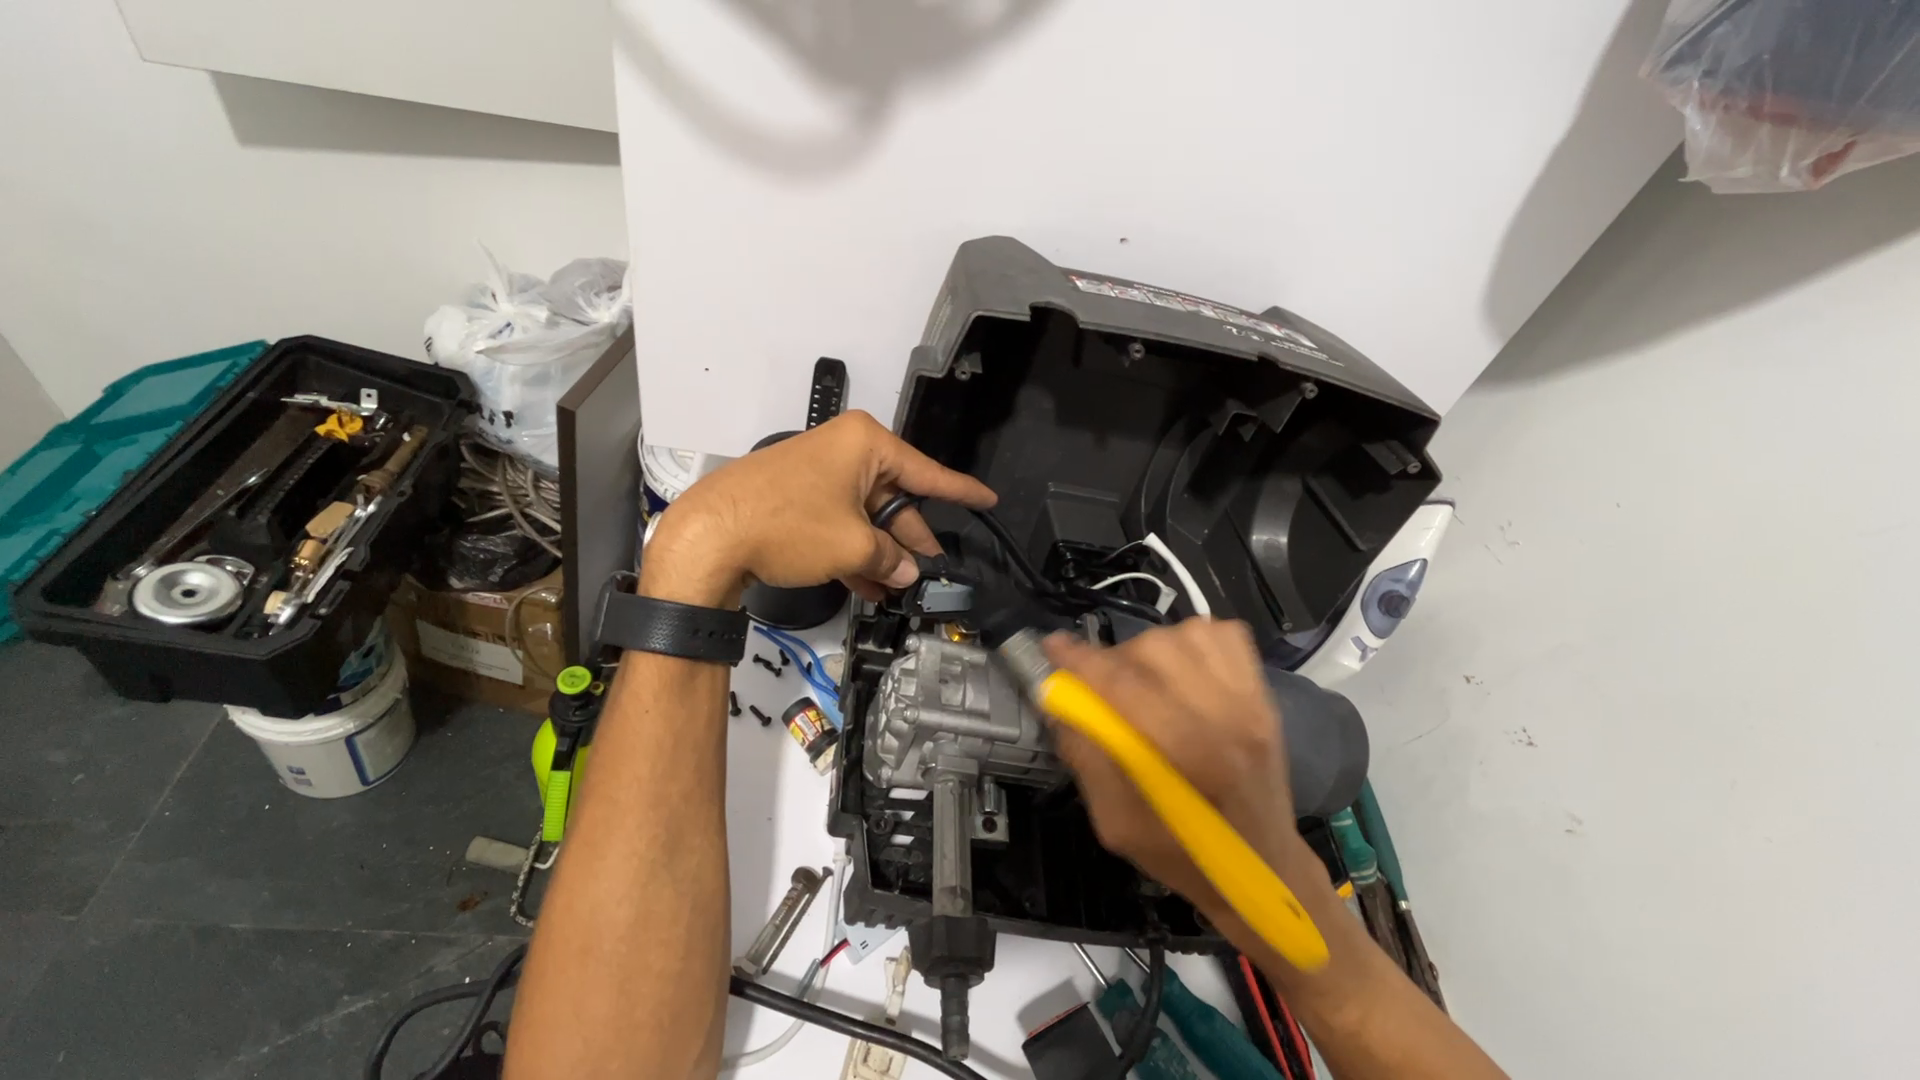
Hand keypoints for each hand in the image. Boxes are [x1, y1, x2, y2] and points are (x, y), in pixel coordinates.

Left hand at [641, 412, 996, 607]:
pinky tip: (867, 586)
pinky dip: (852, 552)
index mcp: (865, 444)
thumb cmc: (786, 525)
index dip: (961, 491)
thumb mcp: (852, 546)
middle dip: (909, 539)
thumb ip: (889, 558)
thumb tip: (905, 571)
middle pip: (894, 498)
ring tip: (898, 589)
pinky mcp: (795, 498)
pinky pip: (838, 524)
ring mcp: (816, 475)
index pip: (927, 471)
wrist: (709, 537)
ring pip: (864, 516)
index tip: (987, 499)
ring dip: (880, 553)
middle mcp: (843, 451)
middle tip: (928, 571)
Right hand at [1042, 619, 1326, 947]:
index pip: (1124, 684)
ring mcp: (1251, 701)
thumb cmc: (1186, 857)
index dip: (1080, 659)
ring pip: (1187, 634)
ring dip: (1152, 648)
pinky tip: (1180, 667)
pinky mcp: (1264, 695)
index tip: (1053, 646)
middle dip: (1113, 658)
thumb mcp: (1118, 826)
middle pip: (1154, 650)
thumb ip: (1088, 760)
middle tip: (1099, 683)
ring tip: (1140, 677)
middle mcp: (1225, 717)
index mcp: (1188, 756)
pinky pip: (1226, 635)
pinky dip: (1194, 640)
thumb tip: (1060, 703)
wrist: (1264, 869)